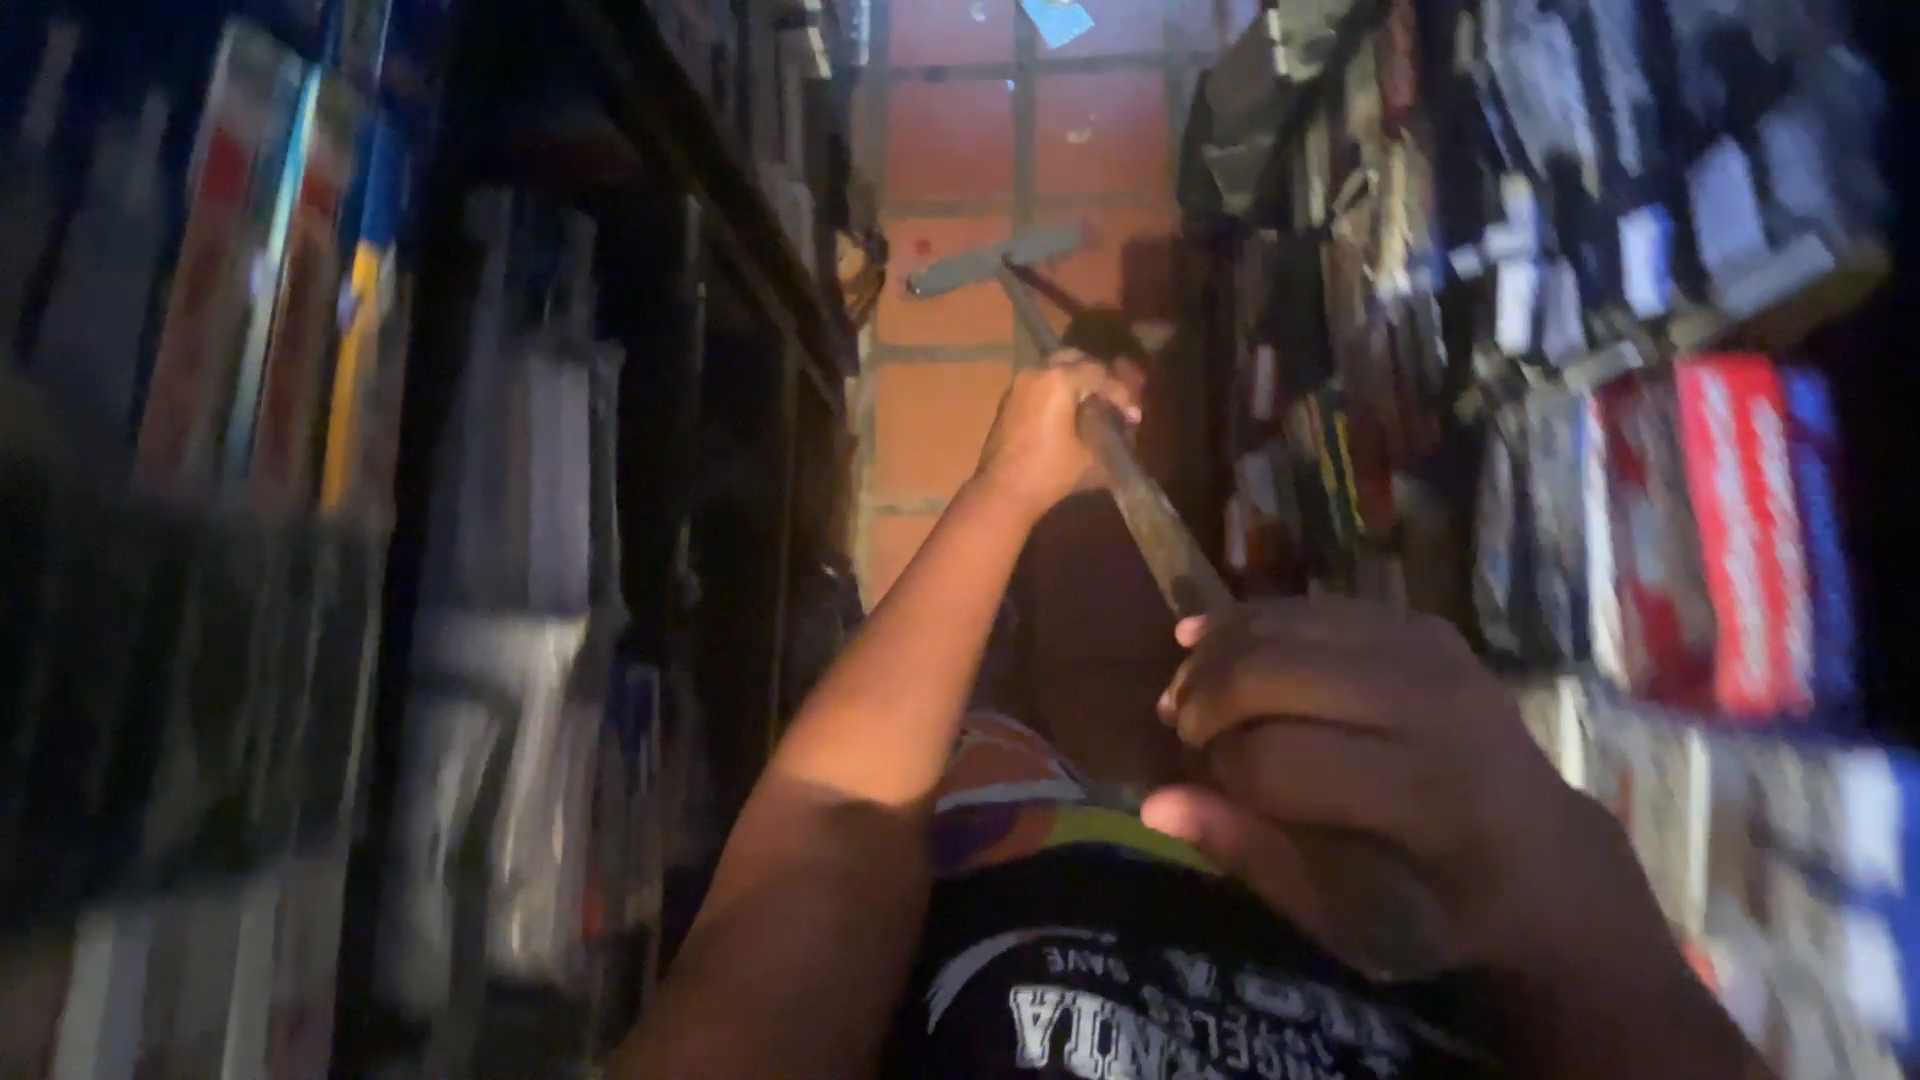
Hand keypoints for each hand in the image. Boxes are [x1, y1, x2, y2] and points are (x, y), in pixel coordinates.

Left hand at [973, 351, 1139, 522]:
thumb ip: (1111, 432)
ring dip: (1075, 383)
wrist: (1002, 492)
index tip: (1133, 417)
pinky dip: (1056, 391)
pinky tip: (1068, 414)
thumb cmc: (1050, 473)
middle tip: (1113, 401)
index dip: (1121, 394)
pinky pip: (1039, 385)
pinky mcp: (1008, 401)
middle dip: (1098, 378)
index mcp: (1059, 380)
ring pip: (1054, 370)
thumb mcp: (1091, 456)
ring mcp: (1018, 385)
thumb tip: (1124, 426)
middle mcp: (1036, 373)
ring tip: (1093, 406)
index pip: (1099, 373)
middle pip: (1074, 360)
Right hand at [1140, 597, 1644, 977]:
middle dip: (1203, 699)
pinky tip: (1205, 639)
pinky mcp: (1421, 624)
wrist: (1549, 859)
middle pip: (1269, 674)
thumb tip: (1154, 803)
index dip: (1217, 771)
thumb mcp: (1348, 918)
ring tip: (1187, 690)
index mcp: (1426, 797)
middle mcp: (1433, 708)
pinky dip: (1246, 621)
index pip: (1272, 760)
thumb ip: (1250, 853)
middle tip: (1179, 726)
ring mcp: (1432, 653)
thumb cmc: (1442, 909)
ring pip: (1281, 625)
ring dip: (1213, 653)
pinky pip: (1308, 606)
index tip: (1207, 785)